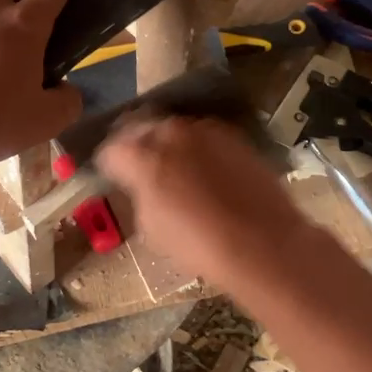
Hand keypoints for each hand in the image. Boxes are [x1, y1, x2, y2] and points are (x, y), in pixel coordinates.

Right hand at [96, 117, 317, 285]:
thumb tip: (140, 183)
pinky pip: (202, 136)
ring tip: (172, 166)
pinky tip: (201, 168)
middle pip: (141, 128)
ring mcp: (203, 130)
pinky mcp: (232, 136)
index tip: (112, 175)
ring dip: (167, 143)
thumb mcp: (151, 225)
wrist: (263, 244)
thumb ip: (138, 192)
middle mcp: (169, 133)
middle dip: (136, 144)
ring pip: (173, 129)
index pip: (110, 149)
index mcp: (141, 156)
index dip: (108, 164)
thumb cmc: (199, 244)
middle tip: (138, 166)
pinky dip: (195, 147)